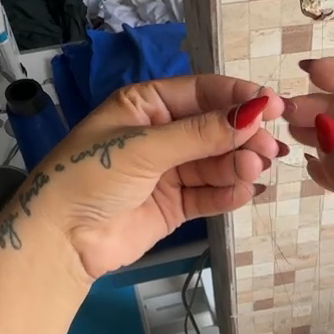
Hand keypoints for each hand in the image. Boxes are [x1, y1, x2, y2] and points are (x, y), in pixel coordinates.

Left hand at [0, 76, 284, 280]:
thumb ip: (200, 134)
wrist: (61, 239)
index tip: (272, 105)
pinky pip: (209, 195)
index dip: (237, 98)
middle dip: (243, 136)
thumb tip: (252, 114)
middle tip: (271, 148)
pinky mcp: (174, 205)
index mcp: (145, 105)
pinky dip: (229, 193)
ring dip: (239, 165)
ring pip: (216, 163)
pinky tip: (246, 191)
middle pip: (214, 129)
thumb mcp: (144, 147)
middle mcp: (160, 134)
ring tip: (257, 169)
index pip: (201, 93)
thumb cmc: (89, 177)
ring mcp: (169, 171)